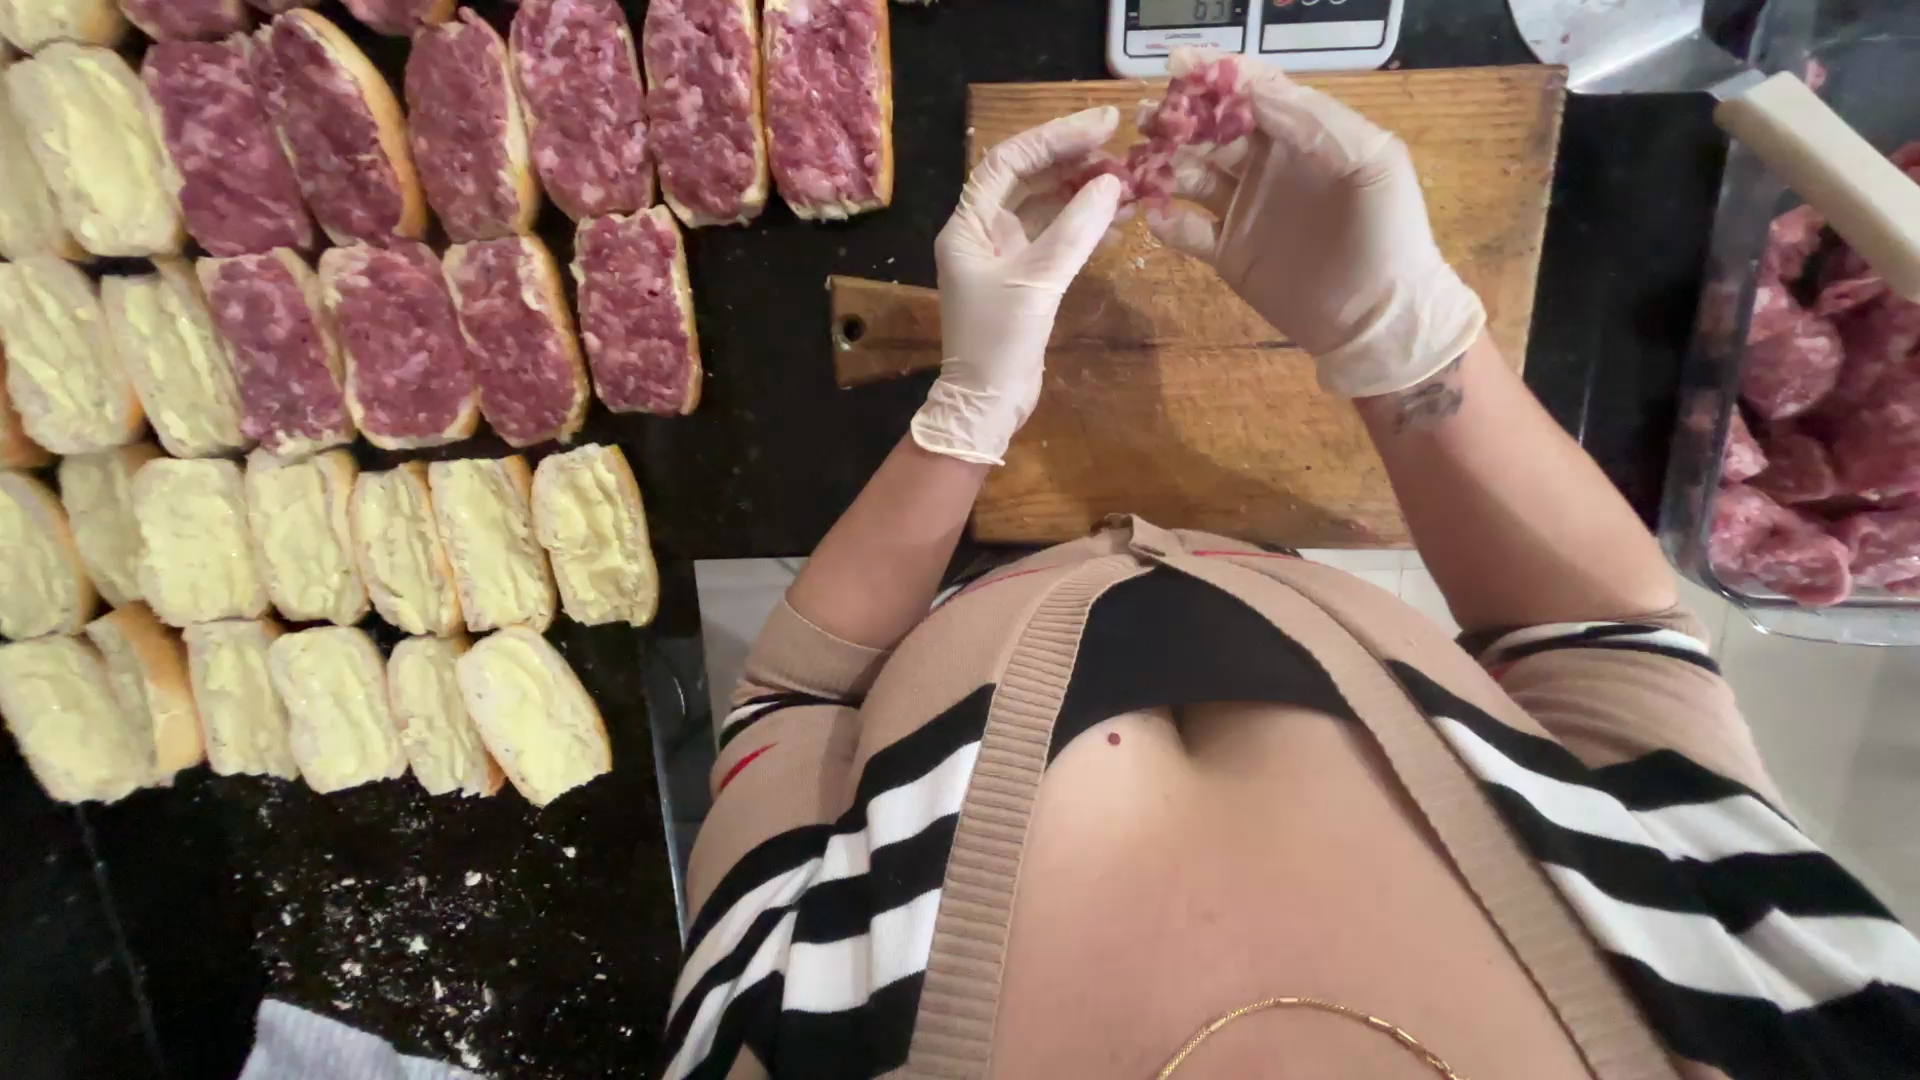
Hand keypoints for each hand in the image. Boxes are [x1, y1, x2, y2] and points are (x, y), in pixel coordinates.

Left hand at [911, 109, 1125, 464]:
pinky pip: (1054, 239)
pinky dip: (1082, 226)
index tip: (1102, 124)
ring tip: (1127, 179)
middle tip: (1122, 146)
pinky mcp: (1023, 280)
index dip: (1054, 137)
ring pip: (1045, 208)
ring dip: (1082, 192)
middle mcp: (981, 234)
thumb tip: (1111, 183)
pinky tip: (1115, 217)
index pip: (1009, 162)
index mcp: (967, 227)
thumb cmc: (998, 343)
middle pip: (1028, 179)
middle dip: (1072, 160)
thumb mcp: (1036, 282)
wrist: (987, 404)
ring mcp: (1002, 257)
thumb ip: (1073, 231)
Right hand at [1149, 49, 1485, 398]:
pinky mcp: (1227, 253)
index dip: (1216, 76)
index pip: (1253, 93)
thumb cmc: (1386, 233)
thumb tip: (1257, 90)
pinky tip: (1152, 215)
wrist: (1376, 315)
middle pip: (1212, 133)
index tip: (1177, 65)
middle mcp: (1266, 167)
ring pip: (1191, 177)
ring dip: (1163, 167)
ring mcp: (1243, 211)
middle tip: (1148, 118)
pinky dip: (1166, 222)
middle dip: (1178, 121)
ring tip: (1137, 165)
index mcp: (1302, 136)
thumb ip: (1316, 120)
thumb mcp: (1370, 159)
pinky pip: (1186, 231)